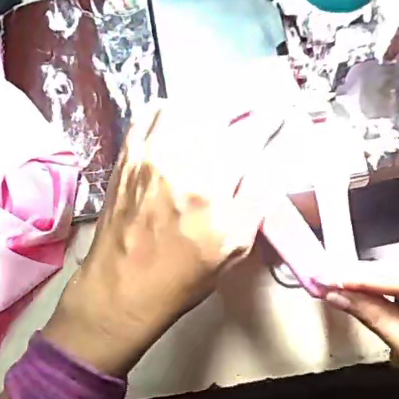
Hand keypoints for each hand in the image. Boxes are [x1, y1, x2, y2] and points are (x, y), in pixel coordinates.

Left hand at [45, 102, 264, 375]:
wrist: (119, 291)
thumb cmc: (179, 279)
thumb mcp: (233, 250)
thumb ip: (253, 205)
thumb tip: (262, 172)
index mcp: (207, 190)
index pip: (247, 138)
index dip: (268, 120)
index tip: (279, 113)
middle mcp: (174, 163)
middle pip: (212, 112)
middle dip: (236, 107)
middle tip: (248, 113)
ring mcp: (145, 156)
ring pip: (179, 107)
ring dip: (202, 107)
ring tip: (214, 116)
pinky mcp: (125, 158)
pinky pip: (147, 117)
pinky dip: (168, 111)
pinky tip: (177, 121)